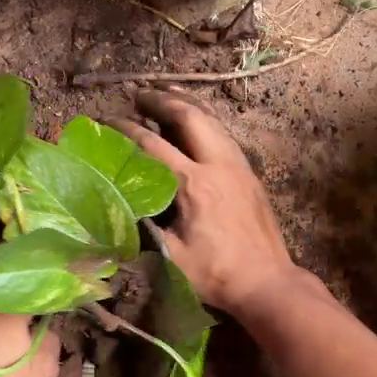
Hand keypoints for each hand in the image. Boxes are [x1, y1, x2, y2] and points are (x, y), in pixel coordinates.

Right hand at [109, 89, 313, 316]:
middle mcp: (218, 165)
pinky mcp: (249, 173)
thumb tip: (118, 205)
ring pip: (212, 120)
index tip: (107, 118)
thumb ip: (143, 227)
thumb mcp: (170, 256)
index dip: (127, 128)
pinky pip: (224, 133)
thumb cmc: (216, 274)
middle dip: (162, 100)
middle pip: (189, 116)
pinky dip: (205, 118)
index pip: (154, 144)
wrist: (268, 283)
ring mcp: (238, 166)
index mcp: (194, 184)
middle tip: (139, 94)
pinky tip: (197, 119)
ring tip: (166, 93)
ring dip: (187, 103)